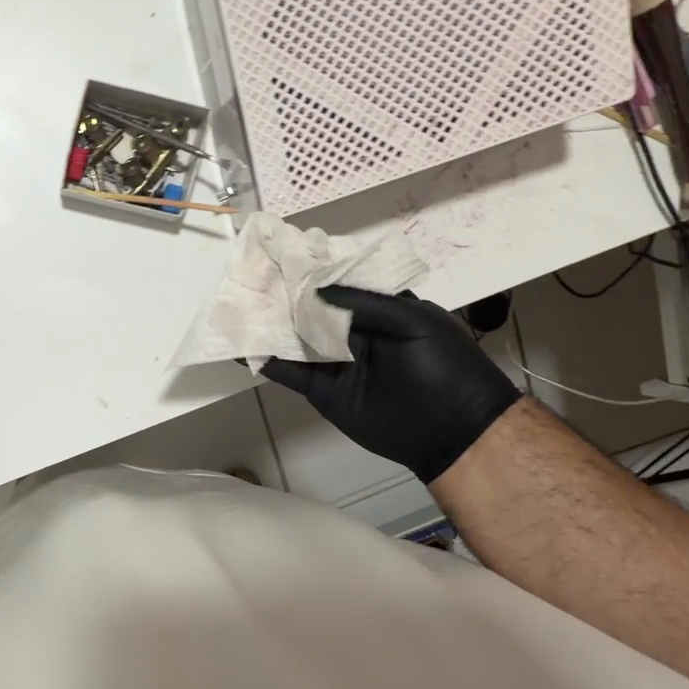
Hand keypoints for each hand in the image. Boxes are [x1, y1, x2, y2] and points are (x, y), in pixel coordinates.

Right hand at [261, 287, 521, 482]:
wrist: (451, 431)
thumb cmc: (442, 368)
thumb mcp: (412, 323)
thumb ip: (364, 304)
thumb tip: (315, 287)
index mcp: (380, 307)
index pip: (339, 282)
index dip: (312, 270)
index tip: (281, 256)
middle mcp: (352, 330)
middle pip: (311, 310)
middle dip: (283, 297)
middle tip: (248, 282)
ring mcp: (335, 361)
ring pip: (296, 340)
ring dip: (270, 329)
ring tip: (237, 312)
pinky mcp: (323, 390)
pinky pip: (292, 373)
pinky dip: (270, 363)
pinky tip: (246, 351)